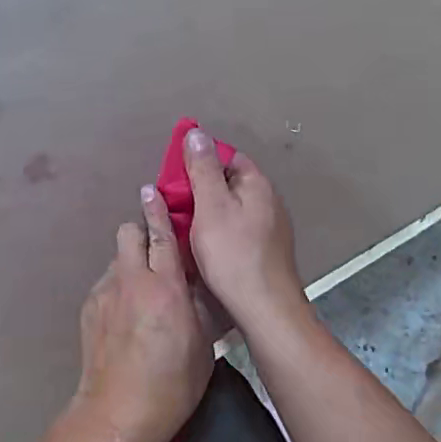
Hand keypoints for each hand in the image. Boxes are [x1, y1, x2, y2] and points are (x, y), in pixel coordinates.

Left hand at [71, 186, 214, 441]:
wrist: (120, 412)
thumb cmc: (173, 383)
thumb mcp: (203, 343)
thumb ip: (199, 303)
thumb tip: (198, 280)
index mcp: (165, 288)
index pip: (161, 236)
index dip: (159, 210)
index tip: (155, 189)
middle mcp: (131, 281)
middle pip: (128, 233)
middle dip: (142, 232)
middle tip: (156, 251)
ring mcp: (104, 294)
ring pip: (116, 259)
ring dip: (130, 263)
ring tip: (143, 290)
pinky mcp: (89, 309)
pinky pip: (106, 283)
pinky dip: (118, 287)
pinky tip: (125, 314)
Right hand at [181, 128, 306, 329]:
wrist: (264, 308)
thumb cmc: (233, 254)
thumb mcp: (210, 206)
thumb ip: (202, 169)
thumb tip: (196, 134)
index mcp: (256, 184)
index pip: (226, 157)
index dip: (199, 161)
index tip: (174, 176)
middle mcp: (268, 201)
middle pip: (227, 182)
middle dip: (199, 189)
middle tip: (171, 204)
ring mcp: (269, 227)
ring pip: (229, 208)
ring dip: (205, 212)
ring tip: (181, 226)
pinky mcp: (264, 250)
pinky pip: (235, 229)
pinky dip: (216, 231)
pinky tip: (201, 247)